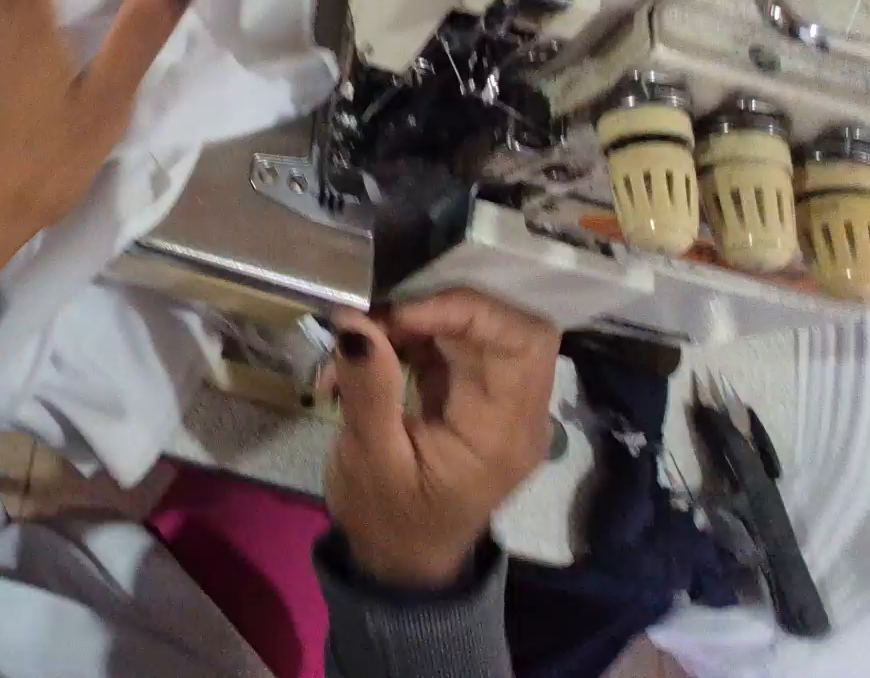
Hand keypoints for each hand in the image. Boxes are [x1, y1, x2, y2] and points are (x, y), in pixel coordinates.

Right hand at [322, 291, 559, 587]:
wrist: (397, 559)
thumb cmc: (388, 517)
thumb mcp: (371, 459)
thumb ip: (369, 389)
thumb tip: (352, 322)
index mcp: (503, 430)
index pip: (520, 341)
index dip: (466, 310)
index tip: (397, 317)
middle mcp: (510, 409)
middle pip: (496, 326)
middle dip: (426, 310)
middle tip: (365, 325)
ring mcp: (488, 399)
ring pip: (463, 327)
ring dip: (402, 324)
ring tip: (348, 350)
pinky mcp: (460, 392)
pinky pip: (439, 343)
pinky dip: (395, 338)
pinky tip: (355, 362)